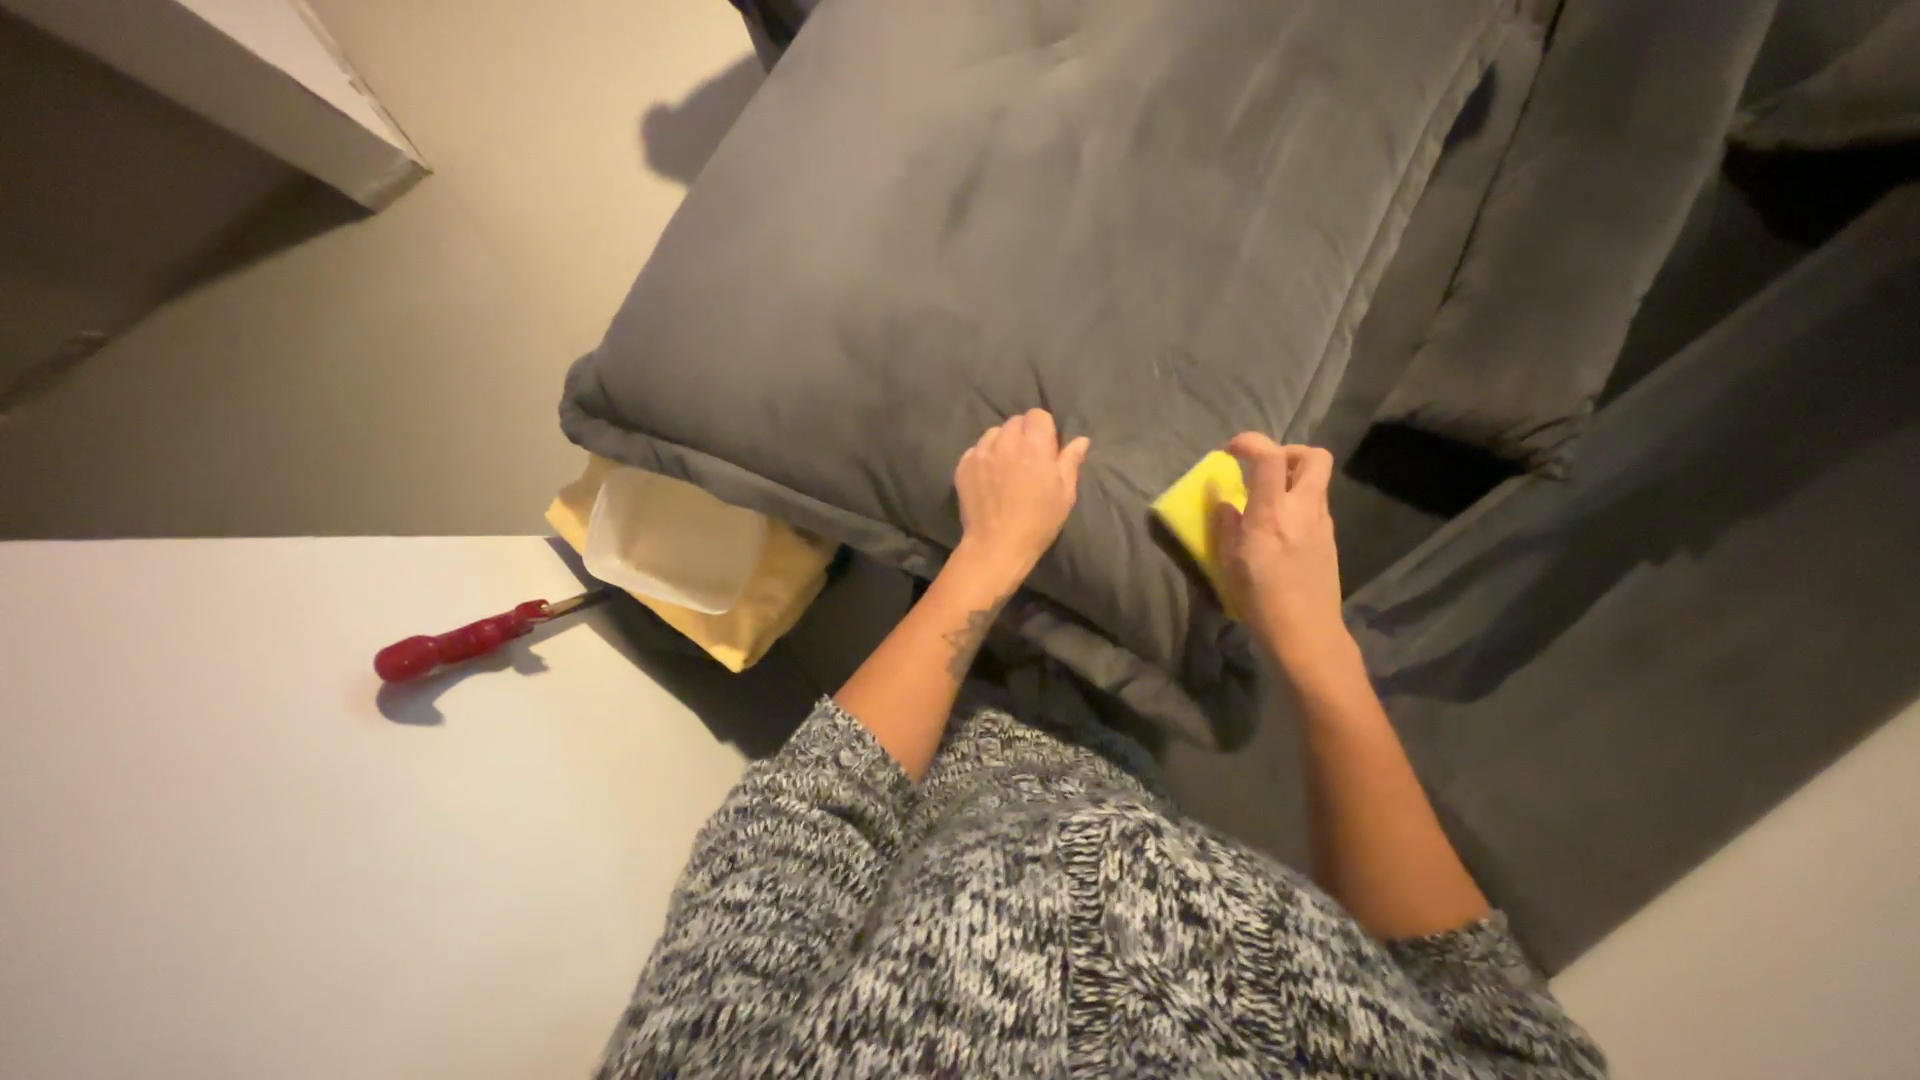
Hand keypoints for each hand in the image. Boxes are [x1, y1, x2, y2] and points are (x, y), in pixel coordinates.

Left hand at [953, 409, 1089, 584]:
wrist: (997, 544)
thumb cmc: (1038, 521)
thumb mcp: (1065, 493)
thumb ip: (1071, 461)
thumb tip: (1081, 440)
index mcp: (1034, 445)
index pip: (1038, 415)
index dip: (1044, 430)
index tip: (1046, 450)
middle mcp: (1006, 442)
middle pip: (1015, 422)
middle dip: (1023, 435)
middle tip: (1027, 460)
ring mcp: (981, 452)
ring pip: (994, 434)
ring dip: (1002, 444)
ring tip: (1006, 468)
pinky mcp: (963, 465)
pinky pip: (976, 450)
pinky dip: (984, 458)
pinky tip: (989, 478)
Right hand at [1211, 434, 1354, 677]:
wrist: (1306, 634)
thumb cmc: (1261, 600)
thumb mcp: (1229, 563)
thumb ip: (1226, 525)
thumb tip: (1226, 502)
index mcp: (1273, 514)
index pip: (1270, 457)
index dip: (1251, 442)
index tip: (1231, 451)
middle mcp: (1304, 510)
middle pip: (1314, 457)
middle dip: (1287, 452)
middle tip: (1262, 470)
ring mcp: (1322, 524)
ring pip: (1316, 482)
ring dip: (1292, 480)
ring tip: (1265, 502)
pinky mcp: (1329, 540)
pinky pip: (1315, 506)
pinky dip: (1297, 504)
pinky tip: (1278, 531)